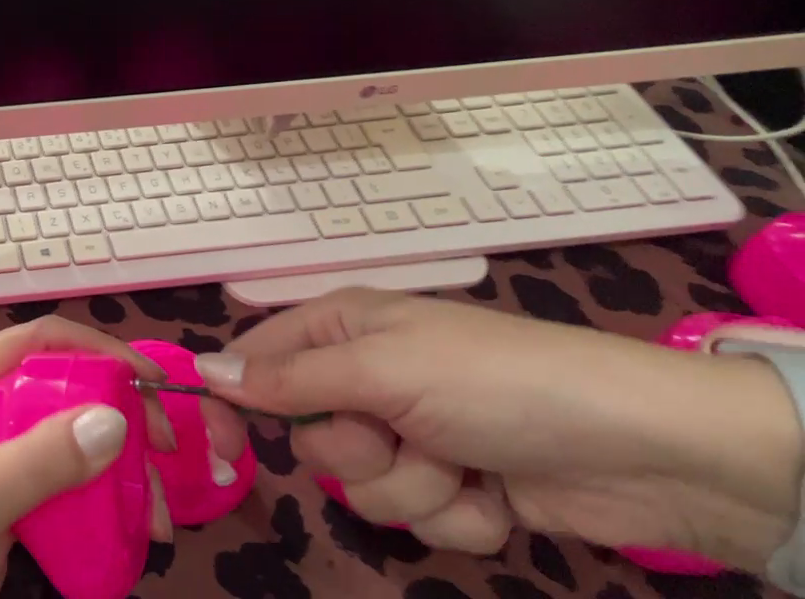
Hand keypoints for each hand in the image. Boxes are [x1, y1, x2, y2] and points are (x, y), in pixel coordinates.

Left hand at [0, 317, 186, 598]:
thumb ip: (39, 459)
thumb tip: (113, 418)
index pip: (44, 337)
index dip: (102, 348)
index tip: (153, 381)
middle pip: (72, 376)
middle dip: (124, 408)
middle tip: (163, 449)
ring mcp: (8, 429)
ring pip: (82, 420)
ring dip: (126, 458)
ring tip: (160, 511)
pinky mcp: (24, 467)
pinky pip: (79, 459)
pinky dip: (114, 484)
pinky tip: (142, 520)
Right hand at [196, 288, 804, 570]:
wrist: (646, 450)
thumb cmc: (495, 382)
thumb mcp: (381, 369)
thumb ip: (287, 378)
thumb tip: (201, 371)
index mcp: (342, 329)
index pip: (255, 361)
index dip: (234, 400)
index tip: (223, 445)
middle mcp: (368, 378)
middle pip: (310, 436)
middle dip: (356, 450)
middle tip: (399, 432)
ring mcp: (414, 435)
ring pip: (363, 486)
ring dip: (414, 486)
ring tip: (465, 464)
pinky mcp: (457, 487)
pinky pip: (420, 519)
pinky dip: (459, 514)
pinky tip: (497, 493)